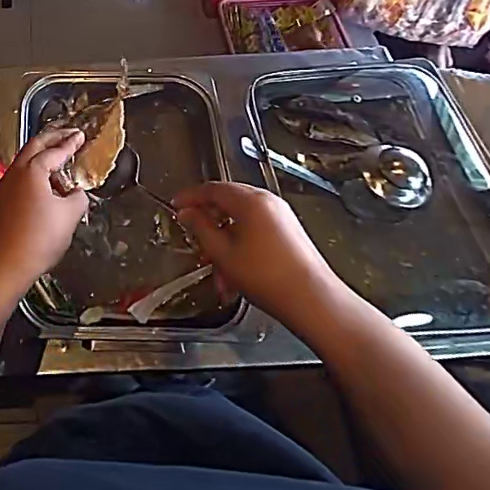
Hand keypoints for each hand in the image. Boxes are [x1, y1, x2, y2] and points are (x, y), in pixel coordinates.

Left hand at [0, 128, 89, 291]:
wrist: (5, 264)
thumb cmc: (38, 238)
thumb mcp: (70, 215)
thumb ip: (78, 197)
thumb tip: (76, 194)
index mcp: (32, 170)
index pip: (56, 150)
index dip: (71, 142)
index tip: (80, 135)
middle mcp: (15, 173)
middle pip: (35, 146)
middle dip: (53, 138)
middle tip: (68, 134)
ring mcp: (5, 186)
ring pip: (25, 161)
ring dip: (43, 156)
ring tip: (60, 161)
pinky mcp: (2, 201)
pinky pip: (21, 177)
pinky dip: (35, 172)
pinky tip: (46, 185)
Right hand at [172, 181, 360, 338]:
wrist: (313, 301)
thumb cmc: (268, 277)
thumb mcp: (223, 254)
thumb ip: (201, 229)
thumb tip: (188, 214)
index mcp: (251, 201)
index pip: (212, 189)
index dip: (190, 196)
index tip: (176, 205)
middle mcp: (268, 202)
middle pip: (228, 201)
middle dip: (208, 221)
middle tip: (192, 236)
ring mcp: (281, 216)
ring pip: (241, 220)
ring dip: (224, 241)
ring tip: (218, 271)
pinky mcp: (288, 232)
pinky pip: (256, 230)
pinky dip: (241, 245)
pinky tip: (235, 272)